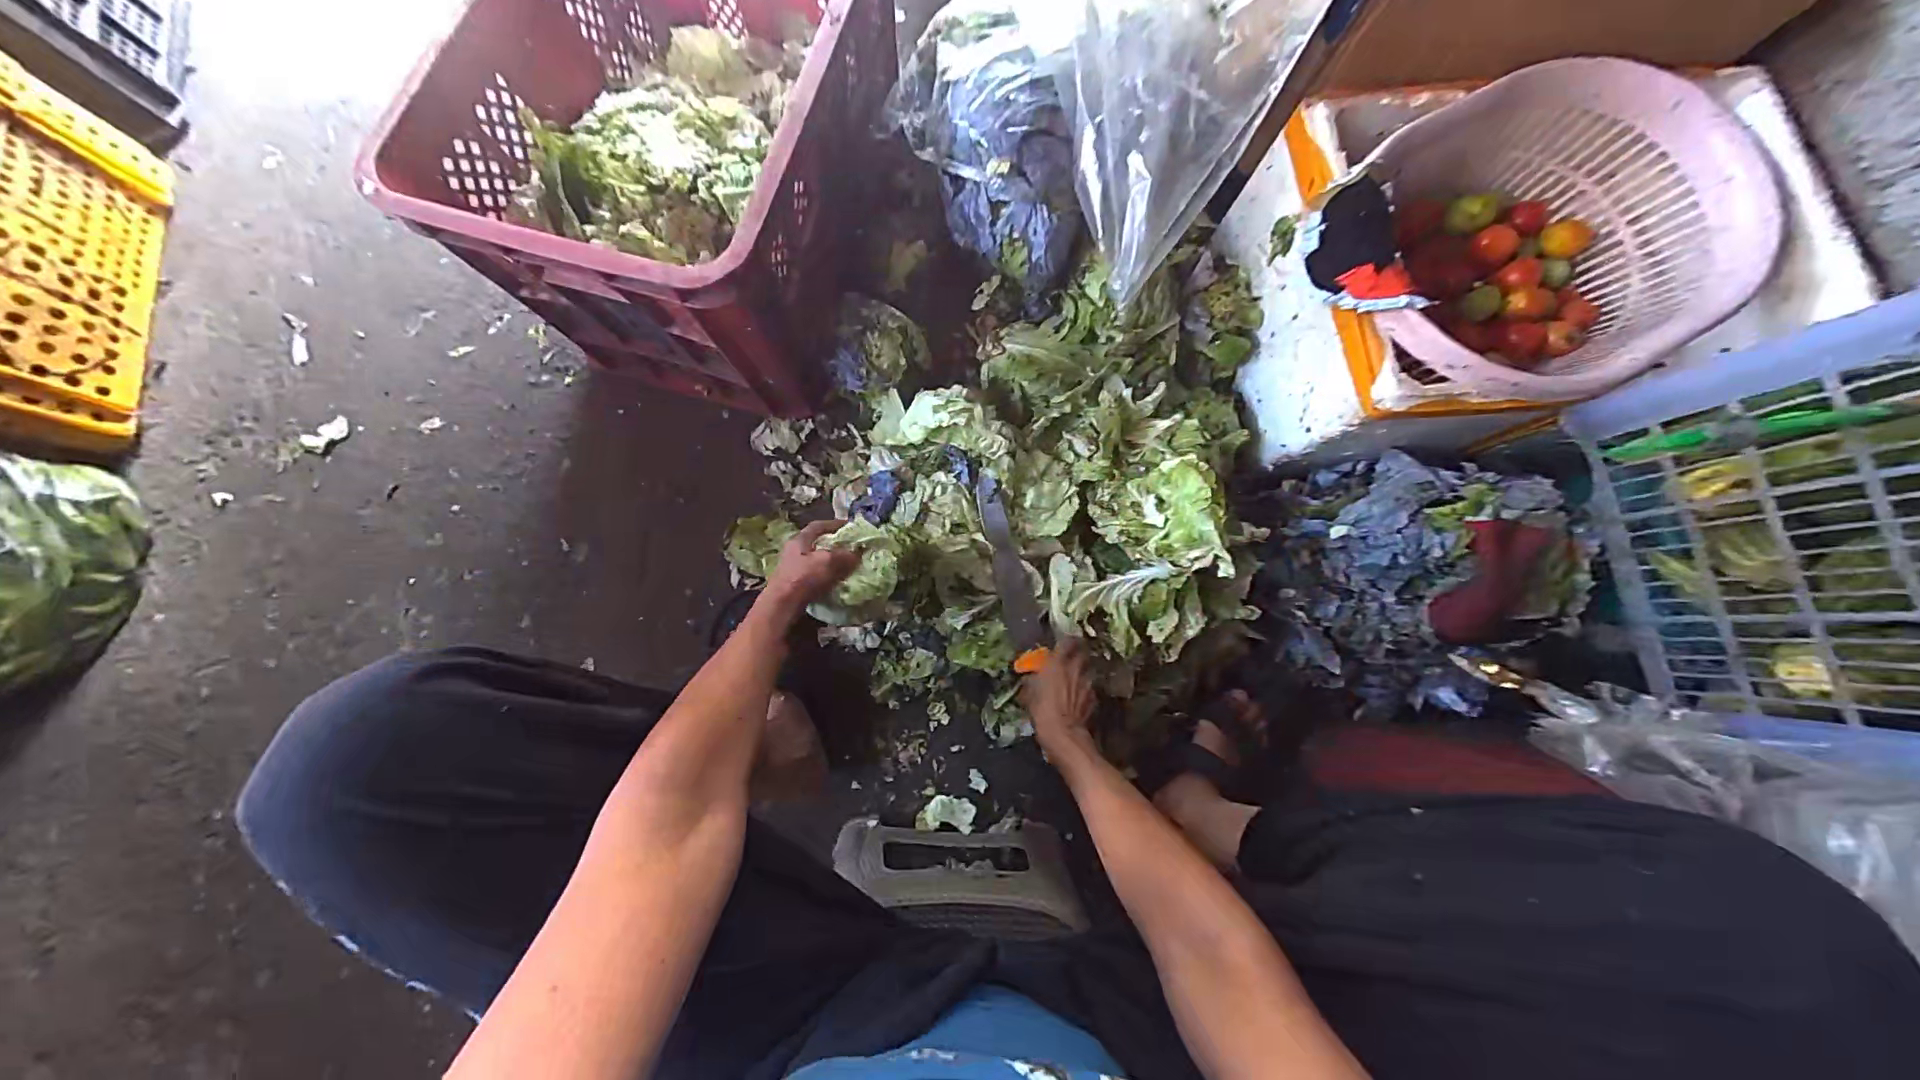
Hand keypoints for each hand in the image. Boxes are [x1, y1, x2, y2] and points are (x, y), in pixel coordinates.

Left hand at [761, 519, 860, 618]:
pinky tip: (835, 580)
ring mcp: (792, 568)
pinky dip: (826, 574)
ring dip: (831, 561)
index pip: (818, 526)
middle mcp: (793, 551)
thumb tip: (857, 553)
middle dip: (834, 544)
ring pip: (816, 560)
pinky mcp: (794, 583)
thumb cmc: (804, 577)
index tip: (849, 526)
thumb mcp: (828, 562)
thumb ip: (844, 555)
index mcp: (799, 540)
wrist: (782, 605)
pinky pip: (814, 574)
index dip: (834, 524)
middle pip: (817, 543)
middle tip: (850, 546)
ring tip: (846, 564)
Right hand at [1021, 637, 1095, 757]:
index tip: (1064, 642)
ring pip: (1088, 669)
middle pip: (1082, 652)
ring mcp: (1088, 683)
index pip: (1067, 642)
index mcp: (1058, 664)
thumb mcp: (1029, 695)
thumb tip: (1031, 678)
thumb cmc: (1042, 712)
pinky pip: (1090, 687)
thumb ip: (1032, 682)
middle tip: (1071, 657)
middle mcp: (1075, 668)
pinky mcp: (1094, 697)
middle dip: (1078, 652)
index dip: (1067, 640)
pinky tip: (1079, 696)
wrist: (1065, 735)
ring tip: (1075, 678)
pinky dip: (1085, 688)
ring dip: (1082, 671)